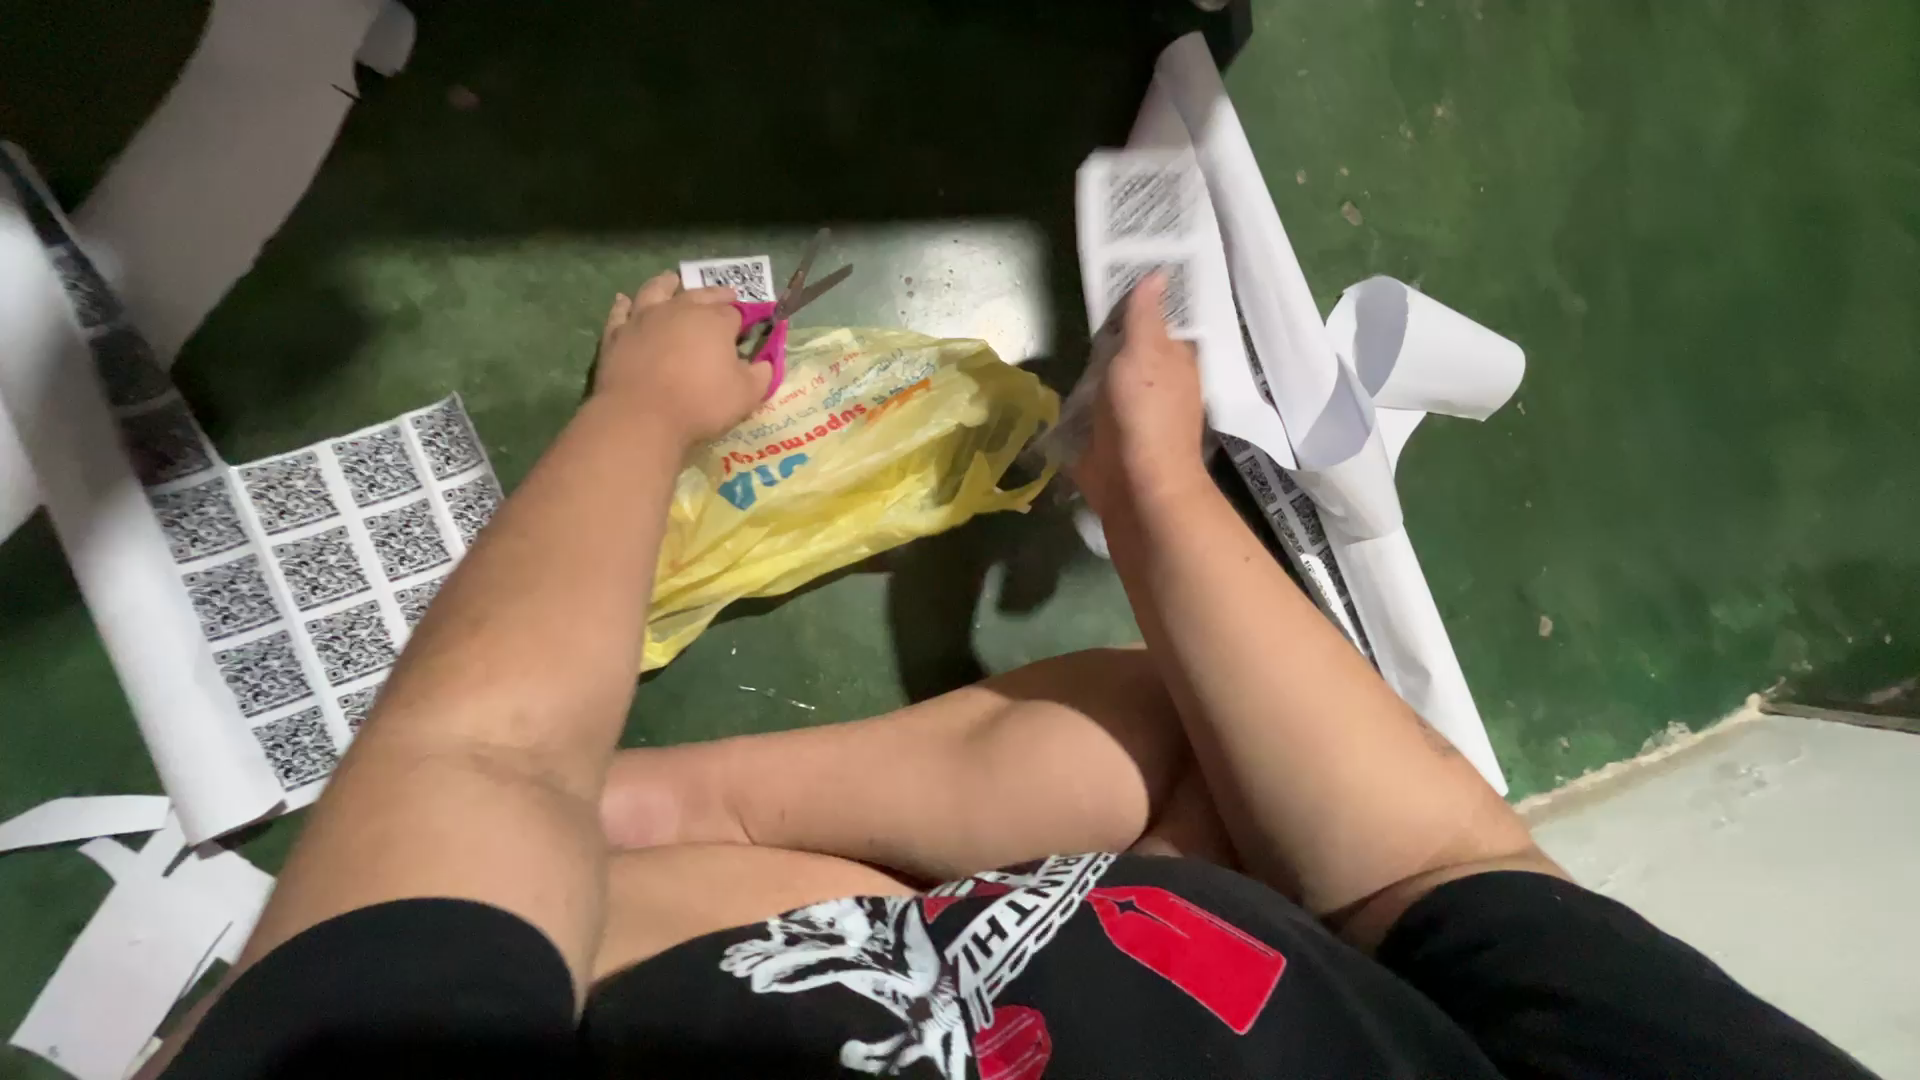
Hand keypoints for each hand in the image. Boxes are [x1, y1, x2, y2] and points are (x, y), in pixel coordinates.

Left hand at [593, 272, 771, 446]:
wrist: (642, 416)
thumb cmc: (701, 403)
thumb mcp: (747, 395)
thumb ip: (761, 375)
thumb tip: (765, 363)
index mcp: (715, 322)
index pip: (735, 314)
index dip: (743, 321)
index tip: (747, 330)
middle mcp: (679, 310)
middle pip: (700, 295)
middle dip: (715, 295)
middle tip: (725, 295)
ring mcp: (644, 318)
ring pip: (656, 290)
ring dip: (666, 283)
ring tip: (672, 279)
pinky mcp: (617, 333)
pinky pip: (620, 312)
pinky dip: (624, 304)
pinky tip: (624, 300)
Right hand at [1072, 274, 1210, 517]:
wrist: (1135, 486)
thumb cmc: (1145, 414)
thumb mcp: (1145, 353)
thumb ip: (1145, 315)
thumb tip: (1159, 272)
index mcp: (1175, 360)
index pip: (1160, 321)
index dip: (1142, 300)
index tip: (1117, 274)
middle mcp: (1157, 385)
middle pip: (1131, 350)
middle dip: (1111, 335)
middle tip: (1084, 301)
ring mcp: (1130, 413)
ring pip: (1108, 380)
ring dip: (1091, 368)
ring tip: (1067, 338)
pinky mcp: (1106, 438)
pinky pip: (1089, 411)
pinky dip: (1076, 401)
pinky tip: (1060, 388)